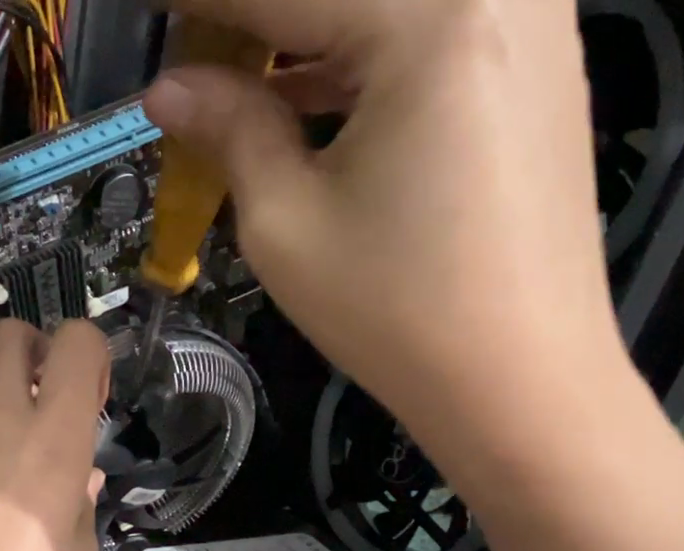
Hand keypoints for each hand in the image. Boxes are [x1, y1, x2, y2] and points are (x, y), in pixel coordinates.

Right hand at [144, 0, 620, 439]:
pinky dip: (358, 48)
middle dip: (255, 16)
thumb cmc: (393, 309)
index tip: (147, 16)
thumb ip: (229, 128)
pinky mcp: (536, 64)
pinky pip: (428, 27)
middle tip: (196, 56)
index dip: (202, 4)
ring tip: (236, 77)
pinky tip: (304, 88)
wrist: (520, 380)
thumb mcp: (285, 221)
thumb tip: (168, 87)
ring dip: (305, 31)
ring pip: (386, 5)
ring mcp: (531, 21)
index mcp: (433, 19)